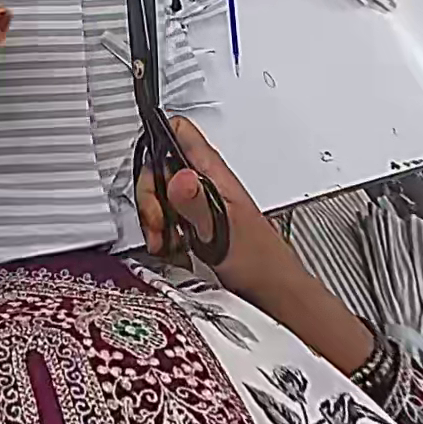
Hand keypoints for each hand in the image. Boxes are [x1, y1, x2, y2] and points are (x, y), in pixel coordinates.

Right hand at [137, 116, 308, 303]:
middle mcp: (206, 180)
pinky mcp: (196, 219)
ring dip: (155, 219)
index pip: (179, 130)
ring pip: (161, 192)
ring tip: (167, 241)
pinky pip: (167, 214)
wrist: (275, 293)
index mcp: (213, 172)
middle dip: (150, 195)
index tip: (147, 169)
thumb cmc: (260, 263)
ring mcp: (200, 199)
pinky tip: (173, 247)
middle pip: (159, 166)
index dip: (156, 138)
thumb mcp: (221, 232)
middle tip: (158, 222)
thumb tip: (179, 177)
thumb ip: (196, 204)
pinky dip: (162, 232)